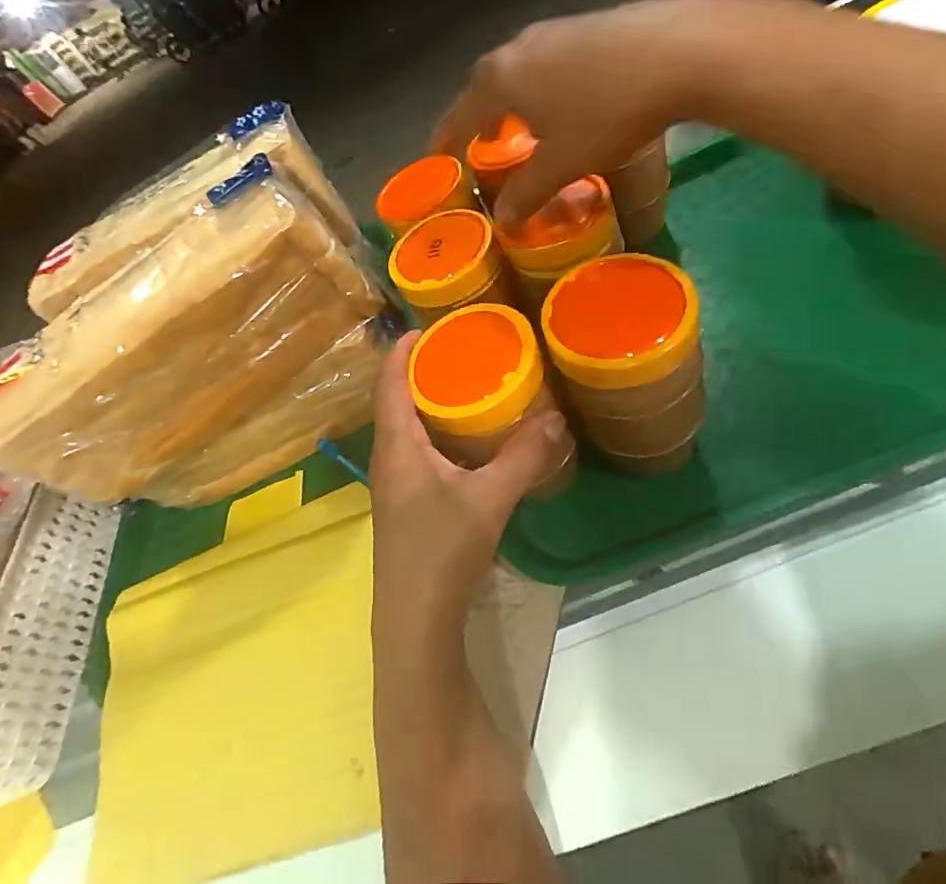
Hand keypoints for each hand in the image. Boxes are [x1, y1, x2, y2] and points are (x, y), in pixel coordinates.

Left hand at [369, 332, 570, 632]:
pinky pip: (417, 453)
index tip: (422, 328)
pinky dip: (438, 434)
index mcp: (397, 448)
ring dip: (429, 405)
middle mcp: (389, 460)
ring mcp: (395, 485)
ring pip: (407, 430)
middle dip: (421, 374)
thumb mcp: (488, 500)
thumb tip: (556, 419)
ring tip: (467, 387)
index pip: (389, 385)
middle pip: (396, 403)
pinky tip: (468, 442)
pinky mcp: (407, 505)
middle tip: (459, 352)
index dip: (399, 353)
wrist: (416, 618)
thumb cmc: (441, 550)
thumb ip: (523, 458)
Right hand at [432, 0, 768, 225]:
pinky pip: (552, 60)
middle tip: (485, 141)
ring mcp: (555, 29)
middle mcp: (518, 47)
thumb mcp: (563, 163)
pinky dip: (547, 84)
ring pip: (521, 70)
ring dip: (517, 99)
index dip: (446, 140)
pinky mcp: (589, 23)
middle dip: (482, 116)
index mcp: (500, 80)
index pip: (459, 115)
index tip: (436, 156)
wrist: (677, 51)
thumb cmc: (606, 114)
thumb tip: (503, 219)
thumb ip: (528, 192)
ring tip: (527, 124)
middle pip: (487, 85)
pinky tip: (571, 100)